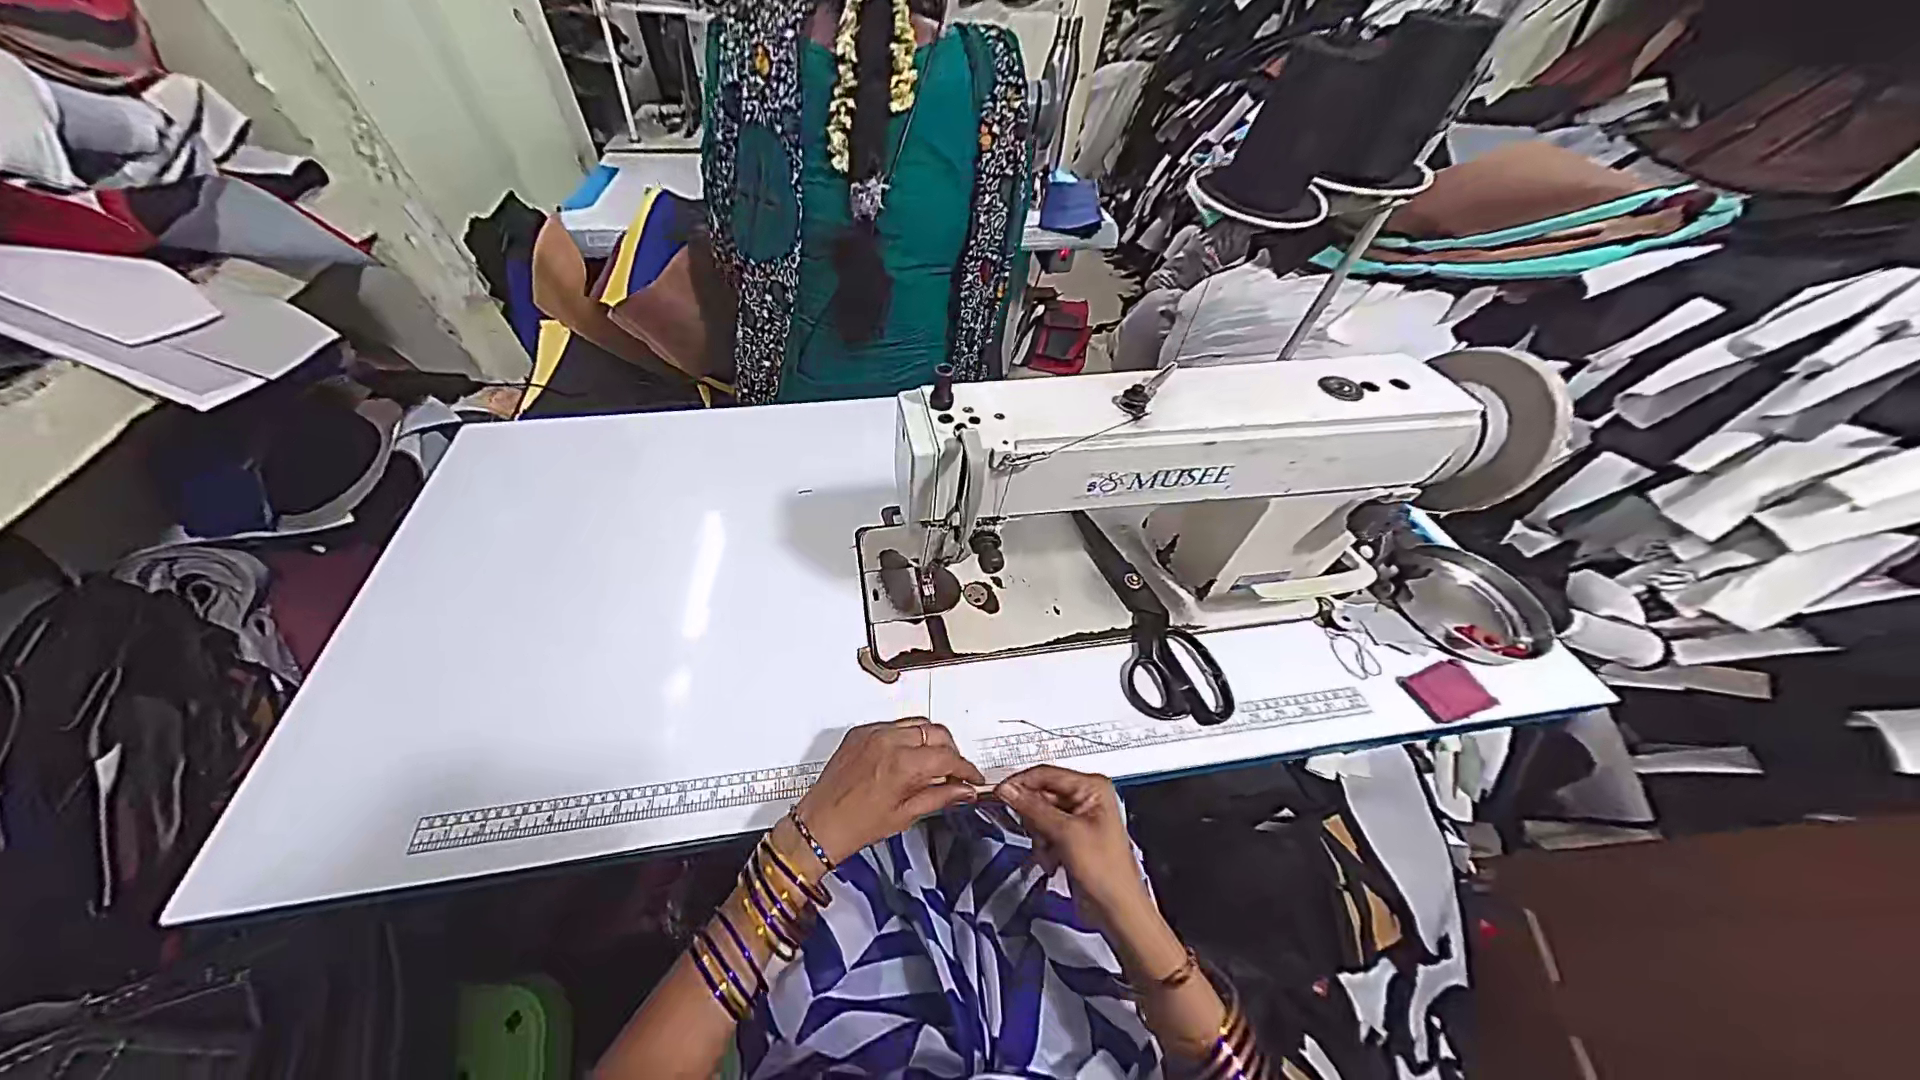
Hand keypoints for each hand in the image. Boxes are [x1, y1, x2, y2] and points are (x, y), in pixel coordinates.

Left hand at [792, 718, 984, 864]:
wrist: (818, 825)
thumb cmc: (854, 825)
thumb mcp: (905, 815)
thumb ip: (940, 796)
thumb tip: (962, 791)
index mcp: (902, 764)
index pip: (948, 757)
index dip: (965, 768)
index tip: (971, 777)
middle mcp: (888, 741)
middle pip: (937, 732)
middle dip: (951, 751)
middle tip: (954, 771)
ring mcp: (873, 733)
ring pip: (917, 723)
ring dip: (931, 740)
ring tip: (932, 763)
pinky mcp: (861, 732)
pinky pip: (893, 725)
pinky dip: (906, 736)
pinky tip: (906, 756)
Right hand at [994, 765, 1154, 930]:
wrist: (1116, 911)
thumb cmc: (1107, 873)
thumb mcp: (1066, 834)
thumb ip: (1033, 809)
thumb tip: (1010, 790)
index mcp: (1092, 787)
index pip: (1046, 774)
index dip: (1021, 783)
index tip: (1000, 792)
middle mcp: (1086, 798)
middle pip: (1040, 794)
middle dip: (1035, 819)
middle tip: (1038, 834)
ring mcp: (1078, 818)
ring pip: (1039, 814)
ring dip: (1039, 836)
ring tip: (1050, 851)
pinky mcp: (1070, 837)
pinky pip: (1043, 831)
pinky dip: (1043, 846)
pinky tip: (1053, 860)